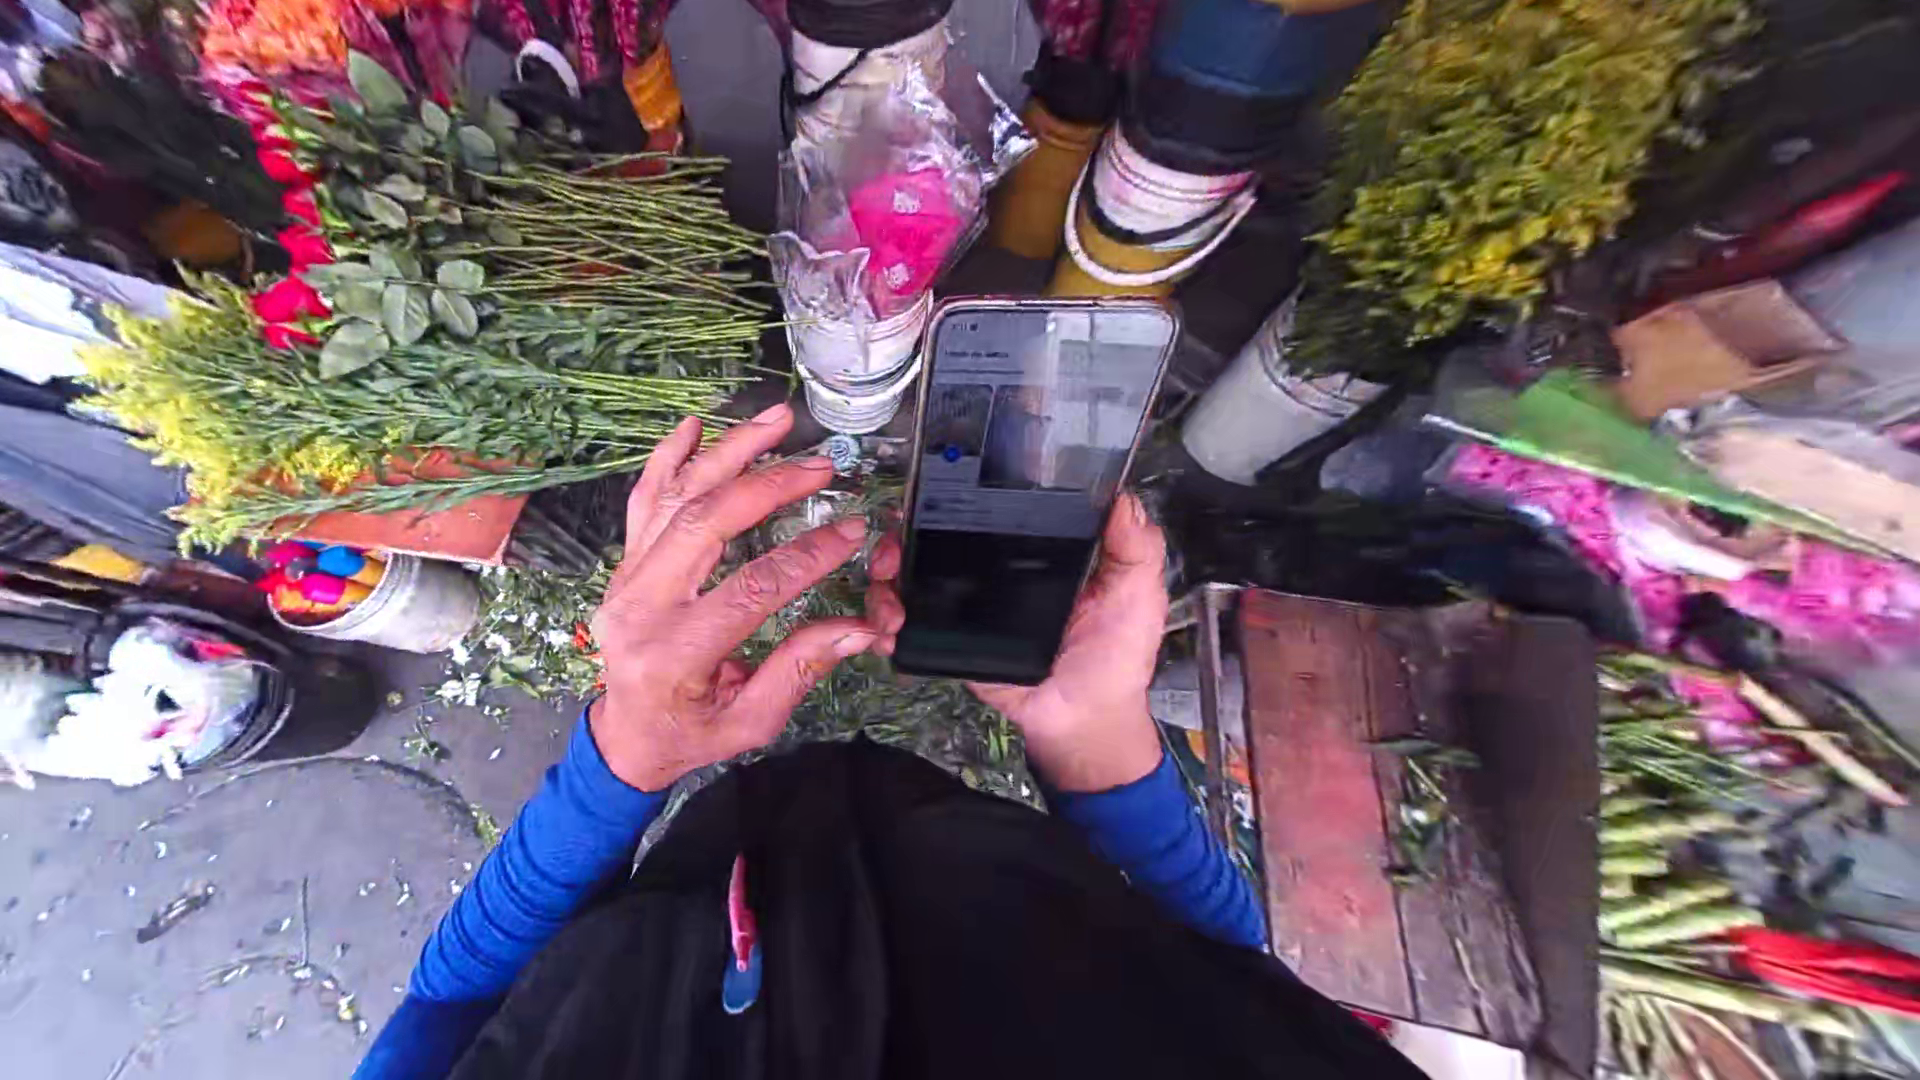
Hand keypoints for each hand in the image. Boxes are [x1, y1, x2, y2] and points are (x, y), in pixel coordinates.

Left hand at [587, 404, 873, 791]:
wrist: (625, 736)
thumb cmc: (691, 735)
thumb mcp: (751, 722)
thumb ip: (800, 671)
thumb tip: (859, 629)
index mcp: (674, 654)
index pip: (753, 588)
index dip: (808, 556)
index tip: (852, 532)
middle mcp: (640, 606)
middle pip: (706, 524)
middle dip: (771, 486)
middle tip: (820, 466)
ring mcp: (625, 578)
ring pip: (676, 497)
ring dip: (730, 451)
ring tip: (777, 420)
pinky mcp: (625, 564)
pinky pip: (644, 501)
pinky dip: (668, 458)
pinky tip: (694, 426)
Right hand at [866, 492, 1167, 792]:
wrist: (1083, 719)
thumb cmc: (1115, 653)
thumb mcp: (1137, 594)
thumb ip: (1136, 547)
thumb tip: (1121, 496)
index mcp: (1032, 548)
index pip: (987, 507)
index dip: (958, 491)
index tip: (935, 480)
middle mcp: (992, 567)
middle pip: (935, 536)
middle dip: (903, 533)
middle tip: (896, 546)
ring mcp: (965, 603)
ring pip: (911, 575)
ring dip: (886, 575)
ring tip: (888, 589)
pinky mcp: (949, 639)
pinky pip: (909, 622)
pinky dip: (883, 619)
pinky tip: (885, 627)